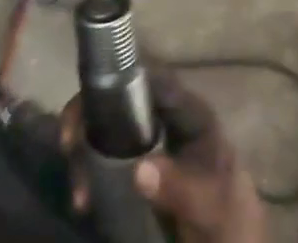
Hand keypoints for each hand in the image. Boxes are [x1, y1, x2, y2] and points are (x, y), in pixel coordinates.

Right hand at [61, 69, 267, 242]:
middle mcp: (164, 115)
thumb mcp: (209, 206)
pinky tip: (84, 198)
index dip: (114, 82)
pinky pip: (104, 152)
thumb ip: (180, 187)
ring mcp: (148, 137)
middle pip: (116, 97)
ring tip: (80, 193)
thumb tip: (138, 170)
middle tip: (68, 145)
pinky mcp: (136, 160)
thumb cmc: (228, 218)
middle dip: (86, 117)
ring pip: (104, 124)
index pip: (148, 78)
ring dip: (83, 150)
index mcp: (188, 112)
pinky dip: (88, 169)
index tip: (84, 109)